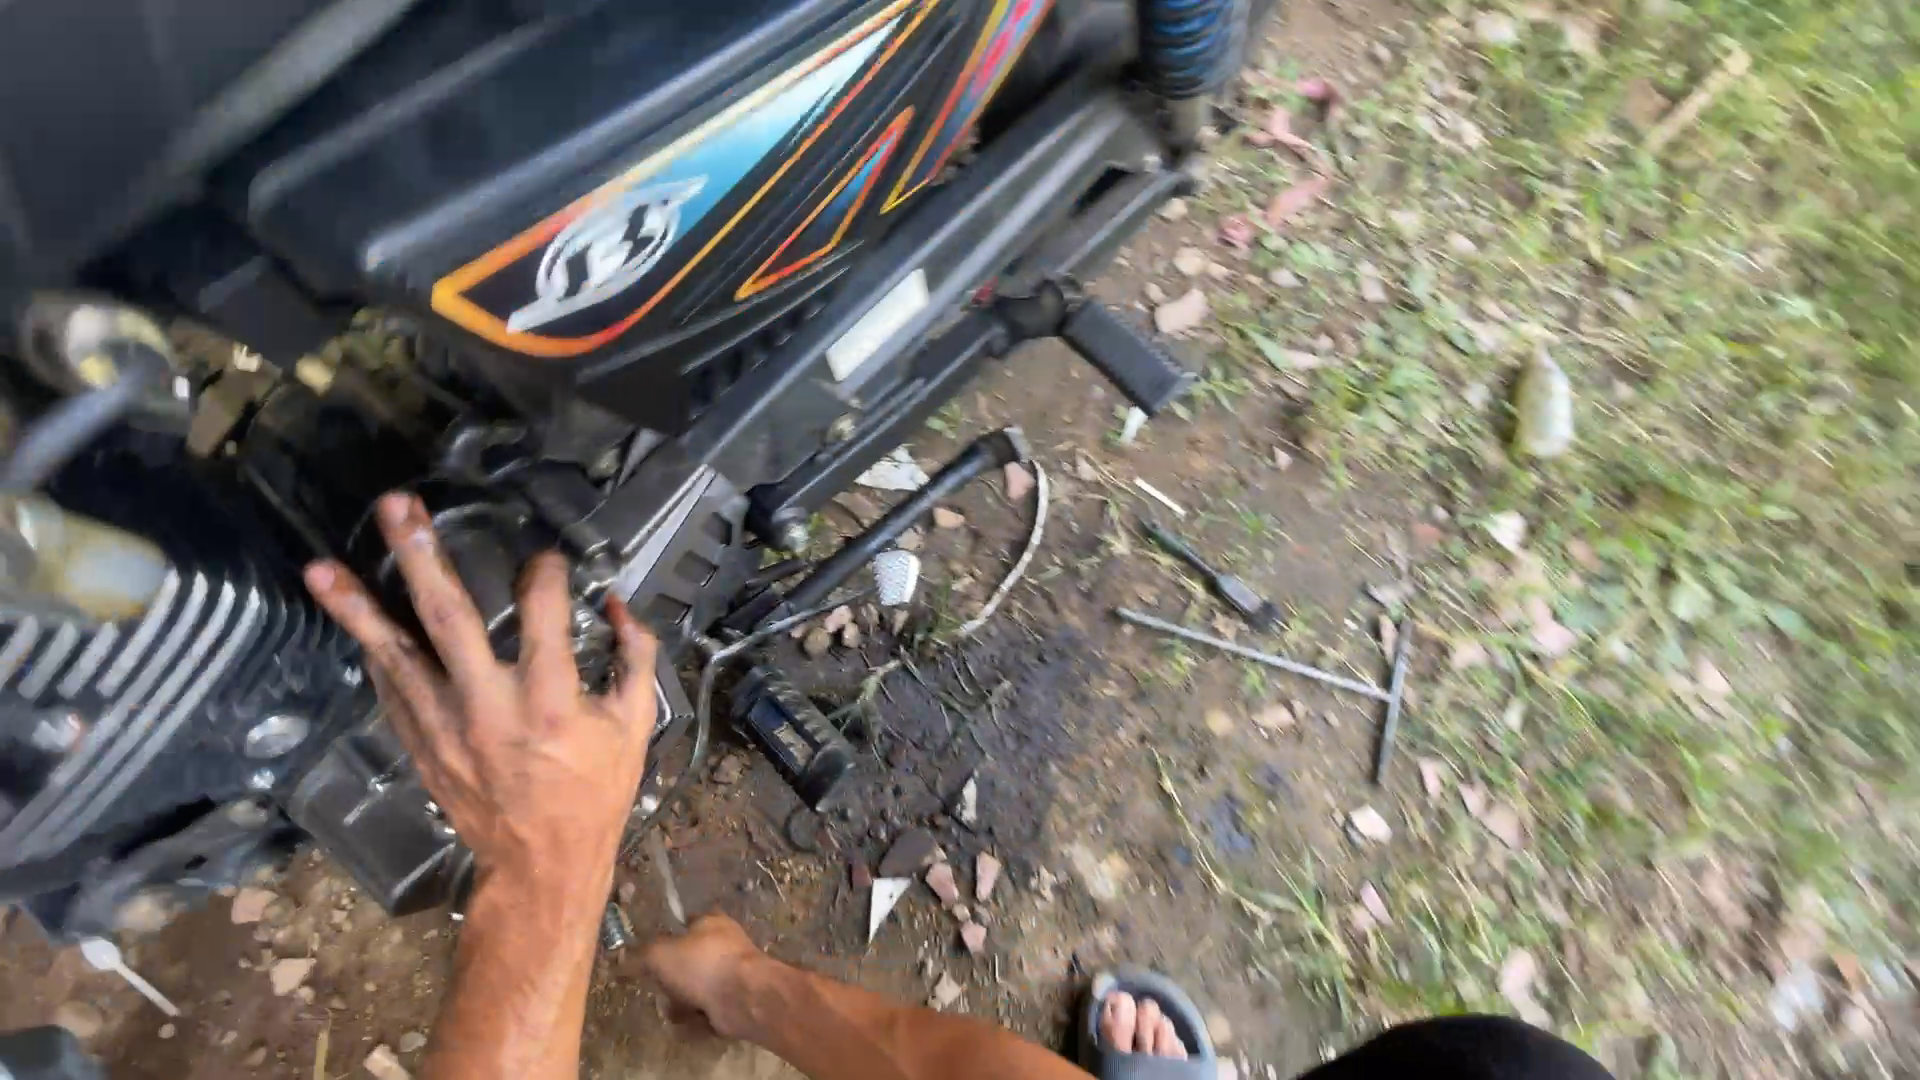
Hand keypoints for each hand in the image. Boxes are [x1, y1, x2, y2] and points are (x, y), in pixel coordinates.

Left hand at [303, 491, 658, 901]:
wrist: (542, 859)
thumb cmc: (598, 789)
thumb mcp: (638, 722)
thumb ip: (636, 657)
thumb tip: (618, 605)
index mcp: (551, 698)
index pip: (541, 611)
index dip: (545, 573)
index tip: (549, 558)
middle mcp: (488, 704)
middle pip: (446, 616)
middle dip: (421, 557)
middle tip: (398, 508)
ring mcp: (443, 726)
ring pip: (394, 653)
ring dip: (358, 606)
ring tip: (321, 566)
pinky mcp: (419, 744)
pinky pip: (390, 689)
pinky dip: (374, 651)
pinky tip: (355, 622)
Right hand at [643, 914, 767, 1037]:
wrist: (742, 994)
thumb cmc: (702, 963)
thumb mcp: (661, 954)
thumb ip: (641, 956)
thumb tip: (622, 961)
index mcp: (711, 921)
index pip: (687, 922)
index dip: (669, 938)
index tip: (653, 958)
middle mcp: (724, 941)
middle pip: (689, 958)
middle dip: (673, 978)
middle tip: (662, 989)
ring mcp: (732, 969)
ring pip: (697, 985)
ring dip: (683, 1000)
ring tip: (676, 1008)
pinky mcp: (735, 995)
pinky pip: (707, 1006)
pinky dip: (697, 1015)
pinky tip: (690, 1020)